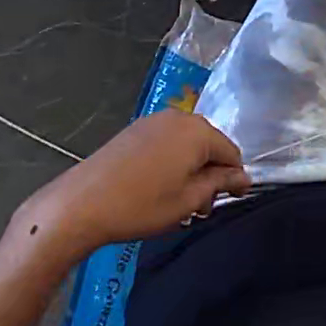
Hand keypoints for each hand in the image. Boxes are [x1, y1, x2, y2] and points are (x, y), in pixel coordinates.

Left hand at [11, 110, 250, 258]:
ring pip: (187, 143)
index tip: (231, 202)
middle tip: (201, 208)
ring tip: (180, 202)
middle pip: (209, 144)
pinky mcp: (136, 129)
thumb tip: (241, 176)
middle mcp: (178, 117)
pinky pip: (167, 141)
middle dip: (211, 173)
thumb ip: (219, 183)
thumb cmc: (142, 205)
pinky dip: (172, 161)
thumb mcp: (188, 200)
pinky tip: (160, 186)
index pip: (231, 152)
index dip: (235, 179)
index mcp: (197, 132)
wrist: (84, 202)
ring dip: (191, 169)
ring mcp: (154, 120)